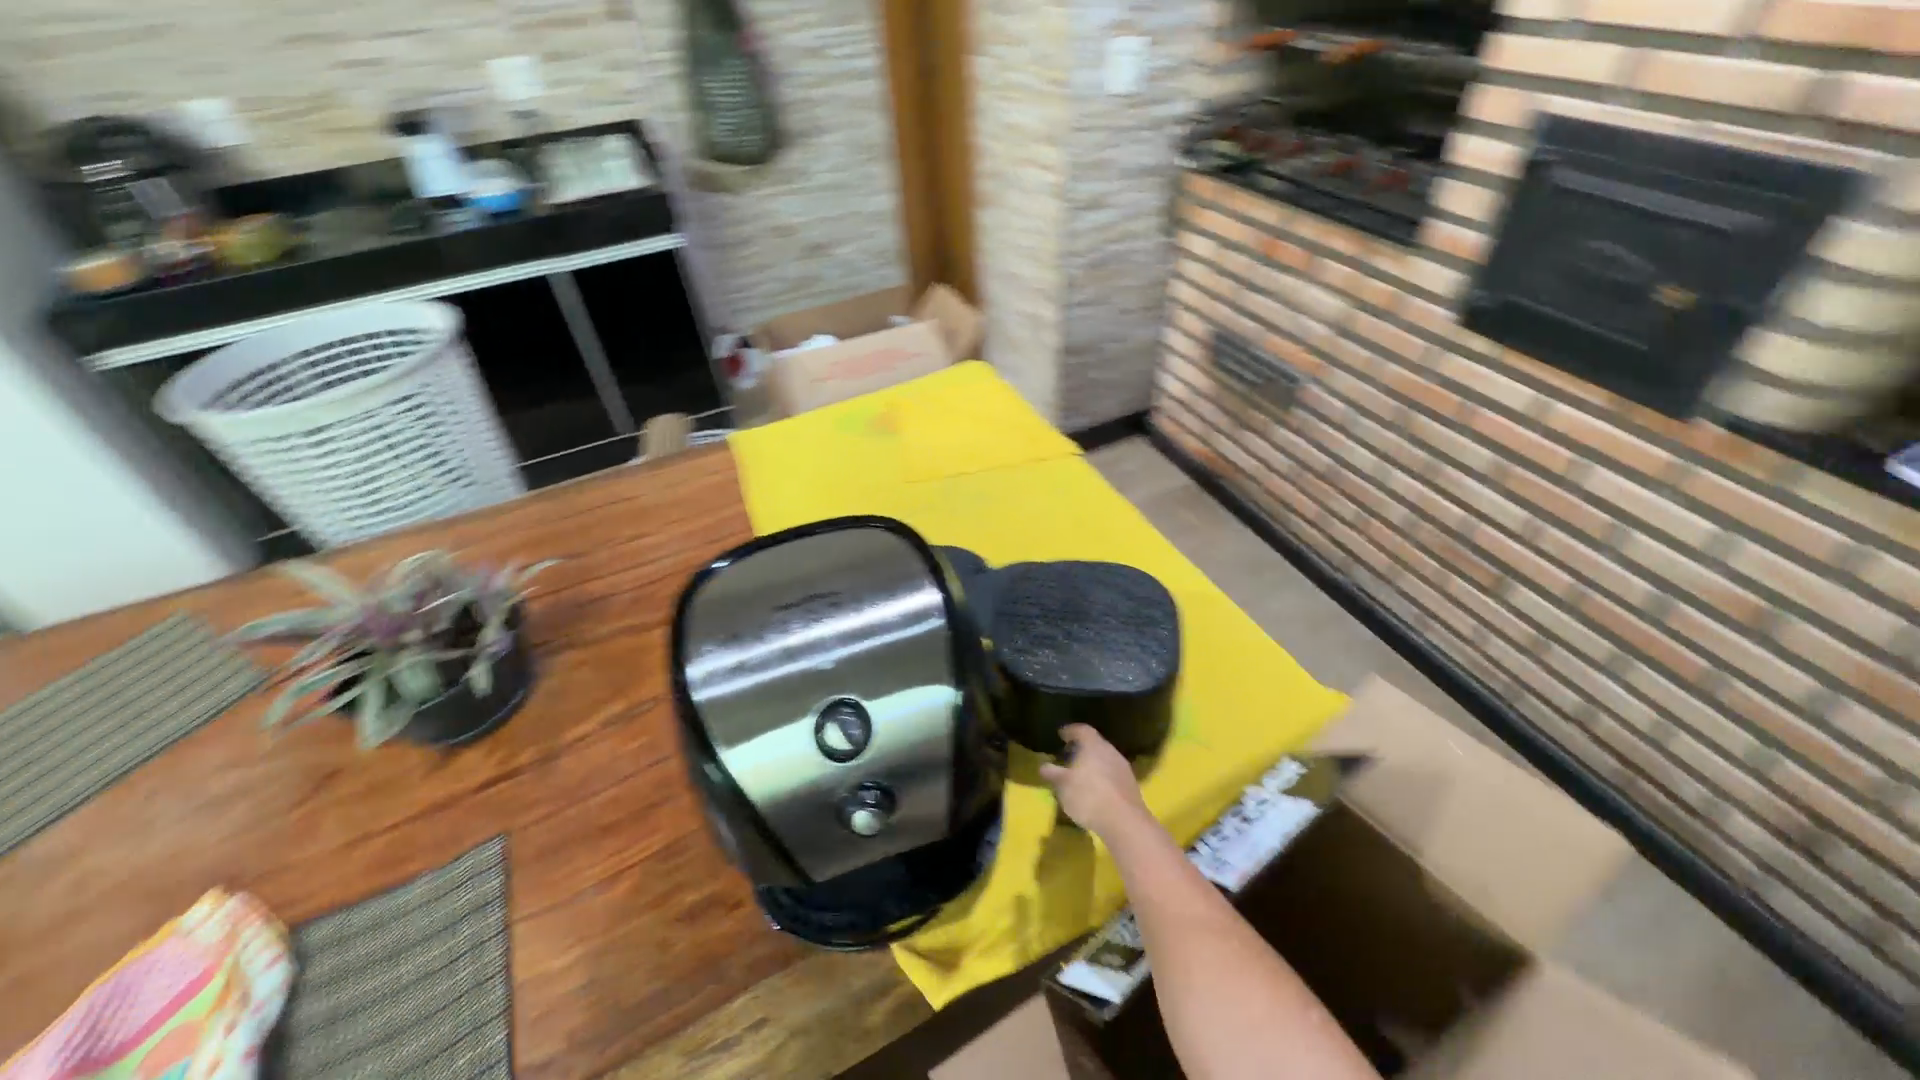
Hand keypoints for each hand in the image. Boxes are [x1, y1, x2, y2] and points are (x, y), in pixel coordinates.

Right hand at [1039, 724, 1150, 838]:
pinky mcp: (1130, 785)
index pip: (1082, 730)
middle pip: (1095, 744)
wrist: (1124, 821)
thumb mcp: (1063, 785)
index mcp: (1094, 745)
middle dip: (1081, 749)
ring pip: (1104, 759)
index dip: (1070, 731)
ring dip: (1092, 764)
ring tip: (1079, 774)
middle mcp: (1111, 751)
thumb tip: (1044, 766)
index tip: (1061, 734)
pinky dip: (1101, 777)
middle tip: (1068, 756)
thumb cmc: (1089, 796)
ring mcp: (1123, 768)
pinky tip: (1094, 790)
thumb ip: (1053, 773)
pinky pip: (1112, 774)